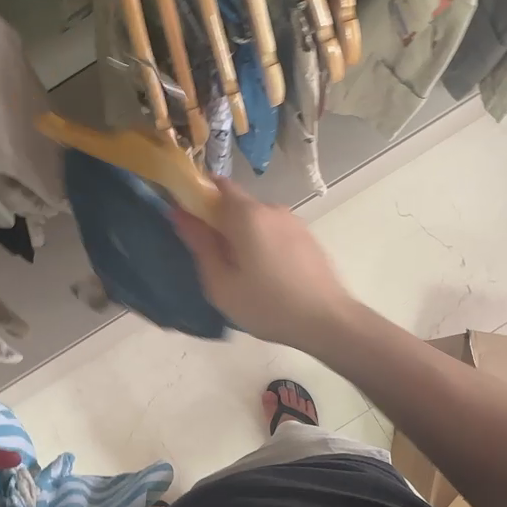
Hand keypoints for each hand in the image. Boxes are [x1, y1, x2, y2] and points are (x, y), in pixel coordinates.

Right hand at [171, 178, 357, 350]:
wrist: (326, 320)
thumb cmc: (267, 306)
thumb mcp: (222, 284)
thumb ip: (200, 245)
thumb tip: (180, 214)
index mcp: (247, 215)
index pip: (217, 186)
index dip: (198, 196)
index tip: (188, 220)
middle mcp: (271, 209)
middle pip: (237, 204)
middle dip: (221, 223)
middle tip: (215, 260)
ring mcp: (293, 222)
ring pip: (257, 220)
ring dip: (244, 236)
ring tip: (244, 274)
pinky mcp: (307, 237)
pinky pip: (275, 232)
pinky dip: (264, 245)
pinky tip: (268, 276)